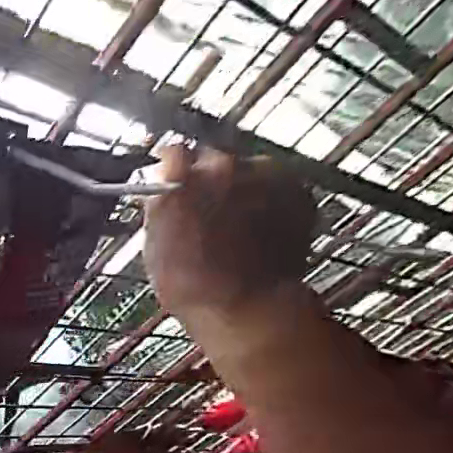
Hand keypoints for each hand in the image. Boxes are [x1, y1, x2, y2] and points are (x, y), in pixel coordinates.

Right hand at [143, 145, 316, 318]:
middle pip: (213, 157)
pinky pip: (276, 185)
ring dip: (237, 186)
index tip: (165, 173)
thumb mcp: (153, 242)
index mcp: (184, 179)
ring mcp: (269, 175)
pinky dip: (264, 198)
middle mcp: (228, 166)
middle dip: (204, 177)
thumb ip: (160, 206)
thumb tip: (162, 188)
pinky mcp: (299, 189)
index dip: (167, 164)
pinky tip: (252, 226)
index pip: (173, 151)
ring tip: (229, 220)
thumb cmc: (186, 280)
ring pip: (248, 168)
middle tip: (197, 206)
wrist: (243, 301)